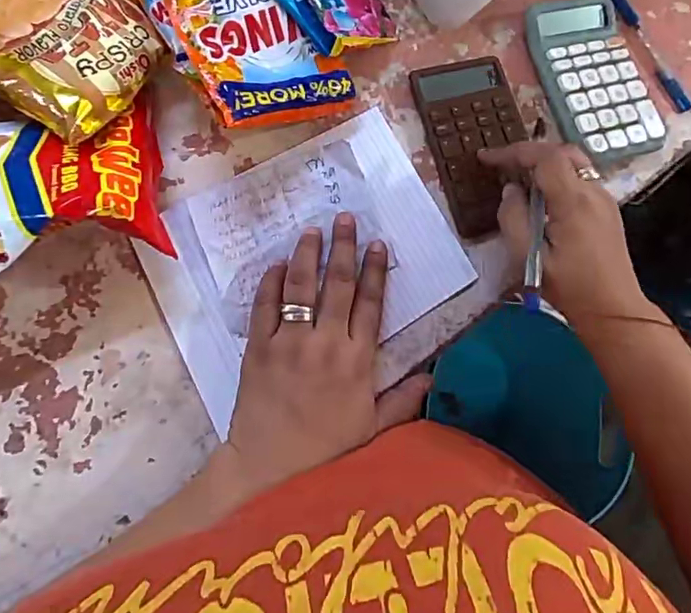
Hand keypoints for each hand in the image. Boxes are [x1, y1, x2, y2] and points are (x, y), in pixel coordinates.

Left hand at [218, 213, 431, 499]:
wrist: (268, 472)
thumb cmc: (326, 452)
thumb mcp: (373, 431)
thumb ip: (403, 400)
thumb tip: (432, 374)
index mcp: (357, 361)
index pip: (371, 304)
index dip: (375, 270)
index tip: (376, 242)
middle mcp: (326, 344)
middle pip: (337, 285)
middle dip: (343, 247)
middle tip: (345, 218)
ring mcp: (289, 343)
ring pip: (301, 286)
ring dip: (308, 254)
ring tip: (313, 229)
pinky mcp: (258, 348)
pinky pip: (264, 306)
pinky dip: (271, 282)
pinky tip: (277, 263)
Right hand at [478, 140, 653, 318]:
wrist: (615, 312)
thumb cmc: (570, 287)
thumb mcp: (528, 256)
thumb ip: (513, 216)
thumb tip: (511, 190)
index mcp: (574, 200)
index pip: (544, 156)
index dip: (512, 152)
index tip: (486, 158)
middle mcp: (594, 192)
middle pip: (561, 152)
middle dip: (530, 152)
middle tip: (504, 163)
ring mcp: (605, 199)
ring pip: (574, 163)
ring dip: (545, 163)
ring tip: (520, 177)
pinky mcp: (608, 210)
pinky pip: (580, 179)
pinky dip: (558, 176)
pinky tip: (542, 197)